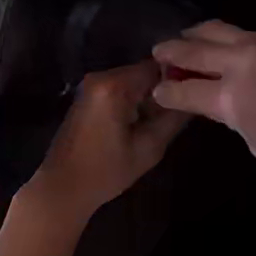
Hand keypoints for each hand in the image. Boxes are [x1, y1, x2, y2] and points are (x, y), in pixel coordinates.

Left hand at [27, 62, 188, 221]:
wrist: (61, 189)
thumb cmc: (105, 171)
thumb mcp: (148, 149)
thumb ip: (173, 119)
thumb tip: (194, 99)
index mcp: (114, 85)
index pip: (155, 67)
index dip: (177, 77)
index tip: (193, 92)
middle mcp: (101, 76)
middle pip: (143, 72)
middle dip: (162, 89)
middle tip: (180, 110)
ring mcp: (91, 85)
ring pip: (132, 81)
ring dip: (147, 97)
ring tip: (163, 118)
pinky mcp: (88, 95)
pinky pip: (119, 89)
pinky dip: (133, 101)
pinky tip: (141, 122)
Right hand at [151, 21, 255, 195]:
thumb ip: (237, 119)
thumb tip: (227, 104)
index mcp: (233, 96)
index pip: (185, 88)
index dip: (165, 90)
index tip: (155, 89)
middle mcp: (242, 59)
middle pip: (195, 46)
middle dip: (172, 50)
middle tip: (157, 53)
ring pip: (218, 28)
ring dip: (196, 34)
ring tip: (184, 40)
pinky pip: (242, 31)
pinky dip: (223, 35)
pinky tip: (222, 44)